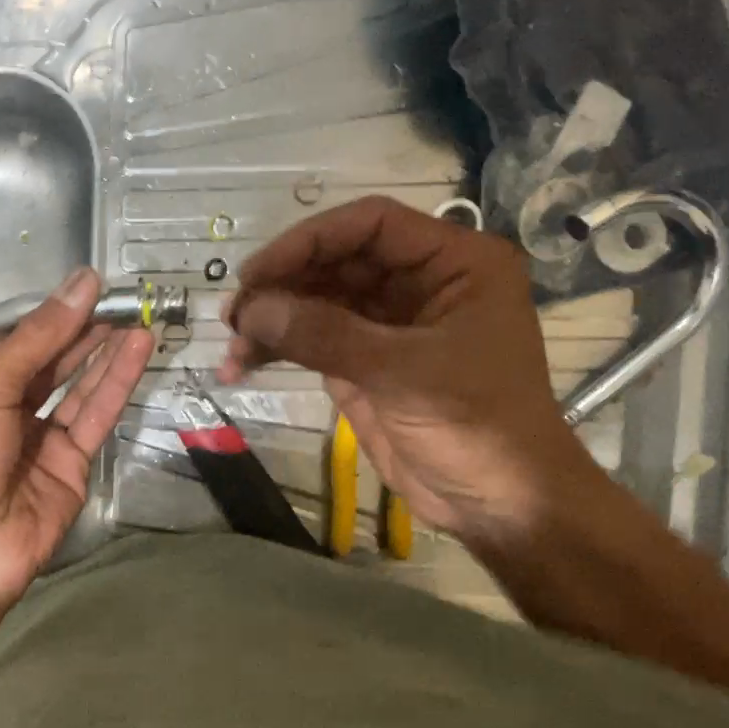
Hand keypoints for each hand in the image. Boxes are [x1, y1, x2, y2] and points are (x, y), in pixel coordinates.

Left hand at [0, 267, 153, 608]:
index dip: (52, 317)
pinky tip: (137, 351)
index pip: (19, 344)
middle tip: (123, 300)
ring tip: (138, 318)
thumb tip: (79, 286)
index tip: (89, 286)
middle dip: (84, 333)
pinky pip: (95, 418)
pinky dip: (116, 384)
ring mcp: (41, 442)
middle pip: (52, 365)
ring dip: (106, 353)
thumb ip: (36, 339)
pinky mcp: (71, 468)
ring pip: (79, 389)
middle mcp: (7, 412)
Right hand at [219, 196, 600, 544]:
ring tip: (231, 349)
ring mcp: (388, 327)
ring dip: (272, 322)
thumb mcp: (403, 373)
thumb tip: (251, 310)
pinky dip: (277, 350)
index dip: (308, 241)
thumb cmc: (475, 425)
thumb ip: (326, 335)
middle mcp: (418, 285)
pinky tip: (241, 365)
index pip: (370, 226)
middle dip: (281, 286)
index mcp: (453, 263)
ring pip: (317, 303)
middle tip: (232, 317)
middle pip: (335, 263)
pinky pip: (312, 342)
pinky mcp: (364, 366)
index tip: (256, 274)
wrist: (498, 501)